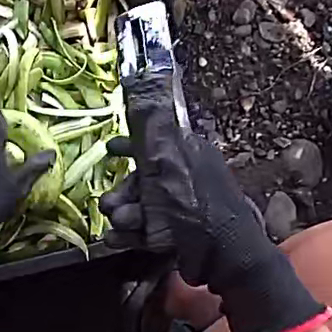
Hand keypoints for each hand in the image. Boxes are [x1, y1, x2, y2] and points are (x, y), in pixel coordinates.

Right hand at [100, 76, 328, 331]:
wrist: (222, 255)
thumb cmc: (193, 202)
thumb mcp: (166, 157)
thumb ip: (147, 123)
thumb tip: (136, 77)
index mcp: (186, 153)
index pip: (152, 141)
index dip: (127, 146)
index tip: (109, 151)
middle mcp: (183, 177)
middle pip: (139, 178)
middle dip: (122, 191)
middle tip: (110, 204)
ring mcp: (179, 207)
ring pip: (138, 205)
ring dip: (124, 214)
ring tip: (122, 223)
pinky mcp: (175, 234)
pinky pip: (143, 229)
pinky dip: (129, 234)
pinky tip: (117, 239)